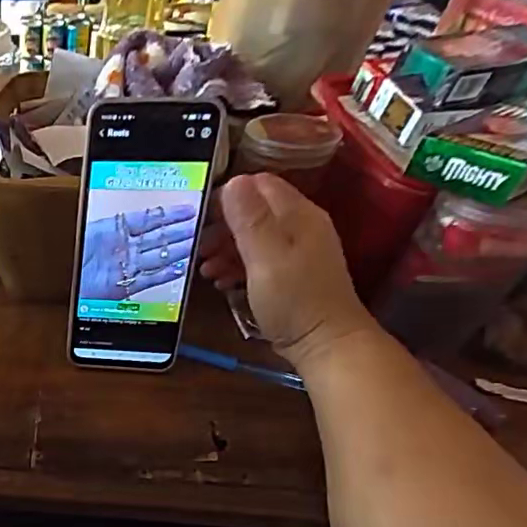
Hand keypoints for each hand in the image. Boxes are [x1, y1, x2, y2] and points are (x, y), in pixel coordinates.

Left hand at [78, 203, 197, 301]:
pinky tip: (181, 268)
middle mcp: (123, 248)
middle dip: (179, 232)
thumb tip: (137, 203)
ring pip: (158, 257)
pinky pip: (151, 279)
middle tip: (199, 227)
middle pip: (157, 238)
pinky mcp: (125, 286)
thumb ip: (118, 219)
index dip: (169, 214)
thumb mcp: (93, 228)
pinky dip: (166, 274)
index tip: (189, 208)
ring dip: (177, 251)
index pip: (148, 218)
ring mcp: (126, 267)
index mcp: (114, 230)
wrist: (63, 283)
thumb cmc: (73, 254)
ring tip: (196, 244)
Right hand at [198, 174, 377, 367]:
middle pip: (256, 211)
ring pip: (257, 237)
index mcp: (297, 214)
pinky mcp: (295, 276)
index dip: (226, 197)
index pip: (258, 185)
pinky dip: (240, 266)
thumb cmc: (294, 300)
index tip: (201, 218)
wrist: (327, 344)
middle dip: (223, 227)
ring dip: (227, 249)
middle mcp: (302, 226)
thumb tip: (232, 181)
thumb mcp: (266, 257)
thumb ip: (250, 219)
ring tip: (206, 270)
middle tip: (199, 249)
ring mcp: (300, 252)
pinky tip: (223, 282)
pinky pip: (262, 259)